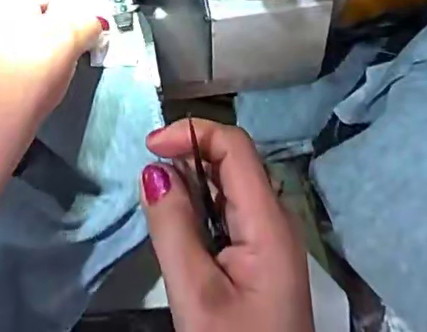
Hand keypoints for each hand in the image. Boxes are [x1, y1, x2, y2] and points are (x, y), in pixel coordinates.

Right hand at [140, 121, 313, 331]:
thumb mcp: (194, 293)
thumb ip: (172, 225)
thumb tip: (153, 170)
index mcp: (268, 225)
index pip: (234, 145)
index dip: (190, 133)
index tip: (149, 148)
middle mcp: (277, 224)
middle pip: (233, 159)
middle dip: (187, 155)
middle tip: (150, 179)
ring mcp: (272, 242)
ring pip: (229, 184)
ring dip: (191, 180)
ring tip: (161, 203)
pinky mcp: (262, 259)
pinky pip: (230, 210)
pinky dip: (200, 204)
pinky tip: (180, 226)